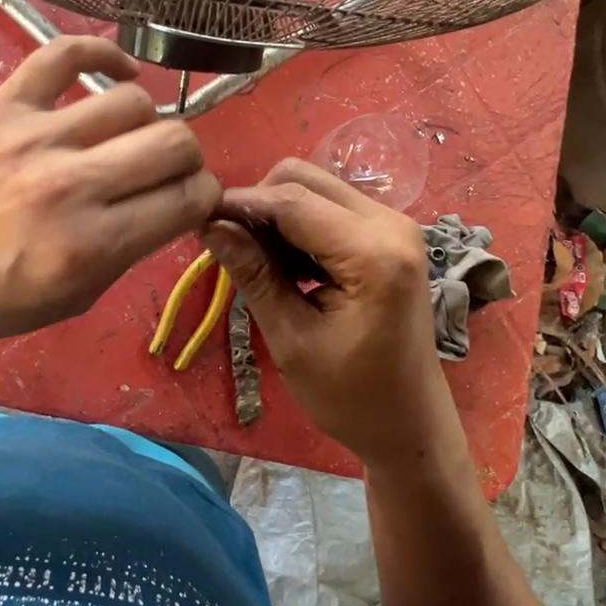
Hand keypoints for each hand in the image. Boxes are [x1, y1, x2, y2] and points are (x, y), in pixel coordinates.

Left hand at [0, 36, 219, 353]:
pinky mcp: (3, 106)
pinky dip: (103, 53)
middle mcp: (71, 185)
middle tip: (168, 174)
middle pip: (175, 142)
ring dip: (148, 123)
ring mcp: (35, 138)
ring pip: (134, 101)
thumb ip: (126, 251)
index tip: (193, 200)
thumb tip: (168, 206)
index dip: (205, 198)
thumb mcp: (70, 300)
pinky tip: (121, 70)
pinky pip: (64, 54)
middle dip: (189, 161)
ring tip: (131, 139)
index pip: (188, 199)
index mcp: (91, 246)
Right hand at [201, 158, 455, 470]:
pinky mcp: (389, 237)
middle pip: (304, 180)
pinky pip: (331, 209)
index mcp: (374, 253)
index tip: (195, 219)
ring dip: (277, 216)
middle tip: (228, 248)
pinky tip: (284, 267)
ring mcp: (394, 226)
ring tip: (255, 264)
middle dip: (258, 205)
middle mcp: (391, 223)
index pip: (292, 201)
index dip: (239, 203)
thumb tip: (209, 224)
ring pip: (316, 189)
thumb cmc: (351, 397)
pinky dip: (298, 227)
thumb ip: (253, 274)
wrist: (410, 426)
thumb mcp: (292, 339)